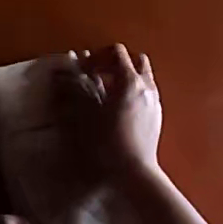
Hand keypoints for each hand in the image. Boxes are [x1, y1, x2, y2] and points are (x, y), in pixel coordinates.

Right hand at [69, 43, 161, 178]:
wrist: (134, 171)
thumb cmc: (107, 143)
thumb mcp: (86, 113)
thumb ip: (77, 90)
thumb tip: (65, 75)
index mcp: (129, 81)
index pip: (116, 52)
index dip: (97, 57)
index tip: (83, 70)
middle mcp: (146, 86)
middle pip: (134, 60)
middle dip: (115, 64)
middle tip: (97, 77)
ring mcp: (154, 101)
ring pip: (143, 76)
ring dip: (126, 78)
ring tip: (107, 94)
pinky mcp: (157, 117)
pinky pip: (146, 93)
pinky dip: (133, 93)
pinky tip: (119, 111)